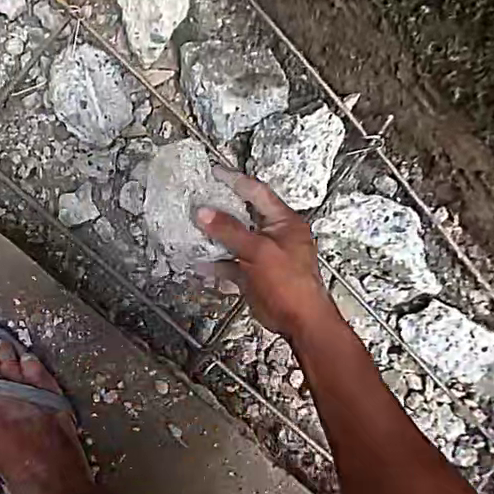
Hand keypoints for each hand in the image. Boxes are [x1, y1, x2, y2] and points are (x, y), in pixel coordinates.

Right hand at [194, 169, 338, 338]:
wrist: (300, 321)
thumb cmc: (291, 284)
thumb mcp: (258, 251)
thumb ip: (230, 230)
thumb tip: (205, 213)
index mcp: (284, 222)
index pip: (257, 193)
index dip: (235, 181)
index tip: (215, 173)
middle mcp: (275, 235)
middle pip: (243, 216)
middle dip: (220, 210)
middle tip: (198, 200)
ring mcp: (264, 255)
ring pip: (235, 240)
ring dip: (215, 238)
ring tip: (193, 230)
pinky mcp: (254, 274)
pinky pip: (231, 263)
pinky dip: (217, 263)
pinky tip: (200, 264)